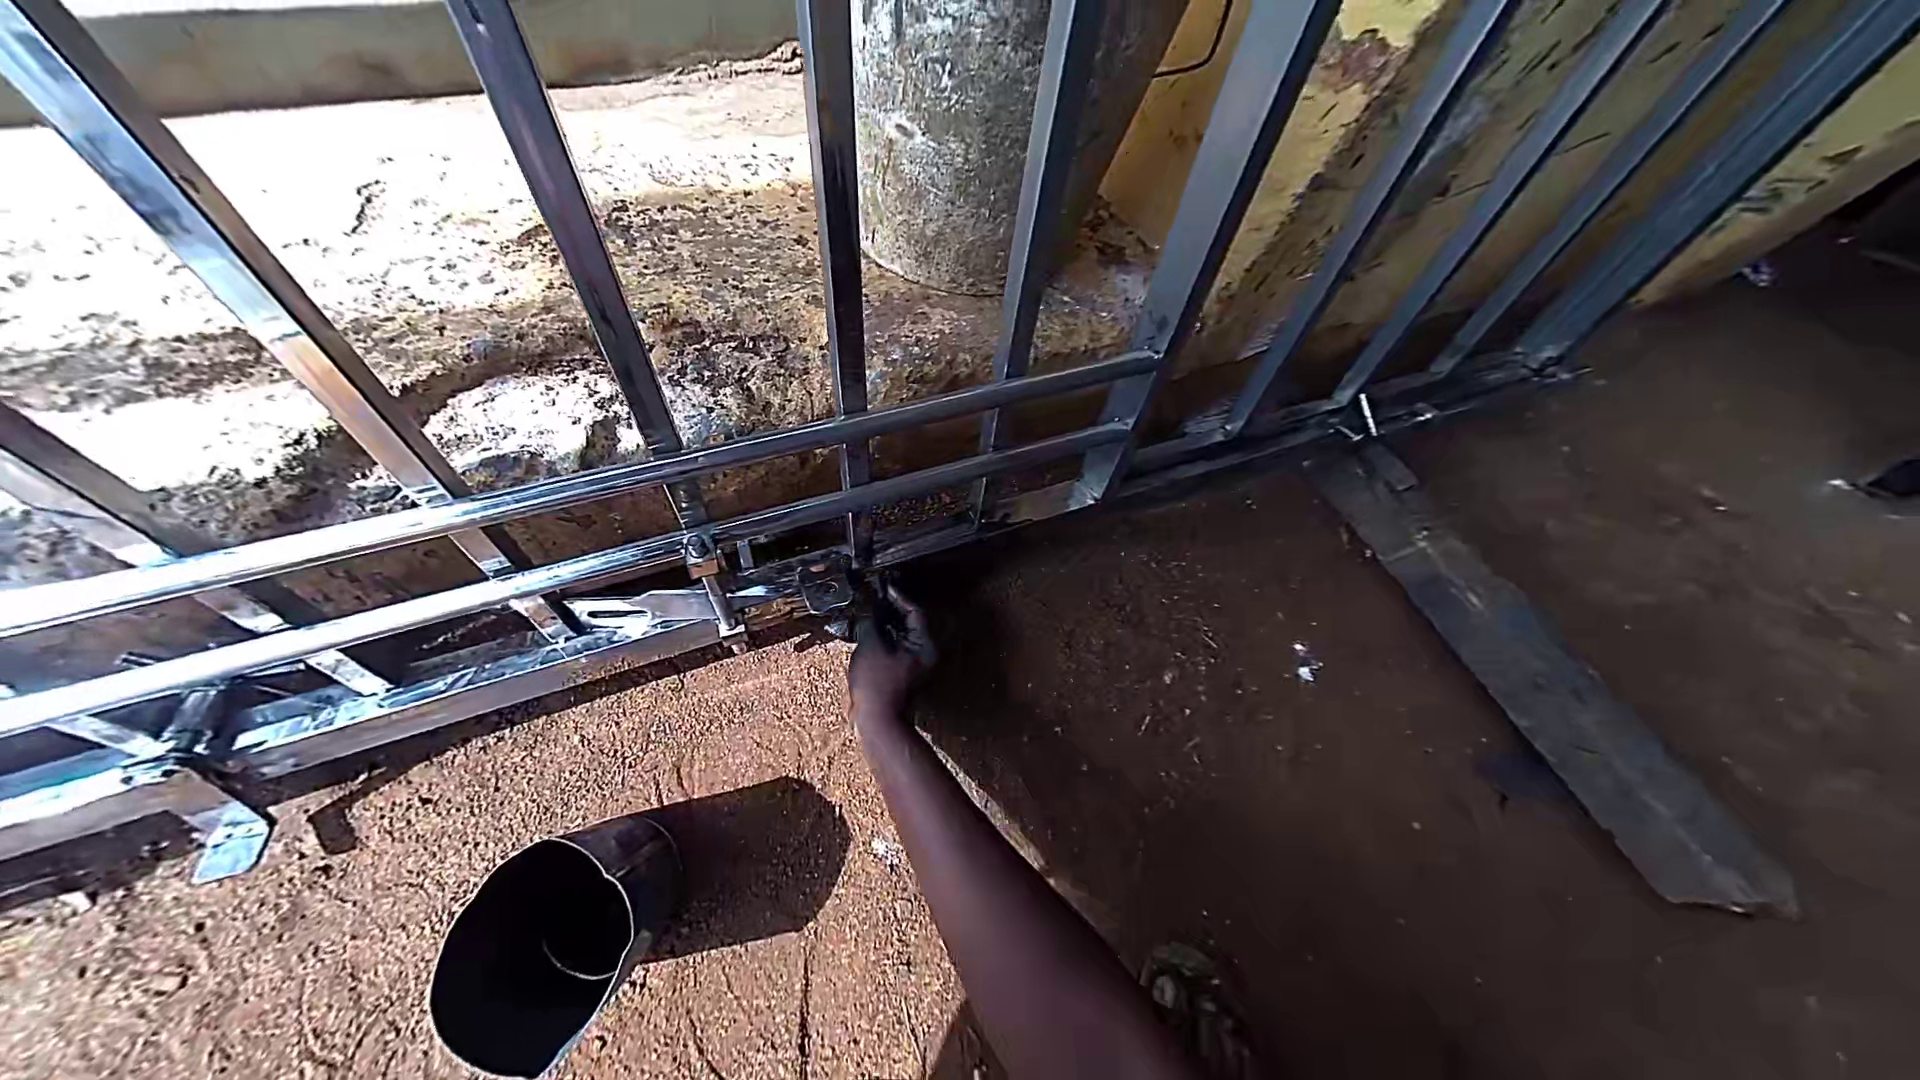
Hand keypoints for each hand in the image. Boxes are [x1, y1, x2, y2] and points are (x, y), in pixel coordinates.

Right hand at [848, 583, 935, 722]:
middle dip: (893, 609)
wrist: (876, 718)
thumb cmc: (877, 685)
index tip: (885, 588)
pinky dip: (885, 636)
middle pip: (911, 622)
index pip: (915, 612)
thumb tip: (871, 608)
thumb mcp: (871, 645)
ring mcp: (915, 663)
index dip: (898, 597)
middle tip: (877, 596)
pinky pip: (897, 646)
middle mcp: (924, 653)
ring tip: (871, 611)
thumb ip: (873, 621)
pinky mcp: (904, 671)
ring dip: (888, 622)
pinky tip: (870, 631)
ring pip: (903, 634)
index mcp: (924, 645)